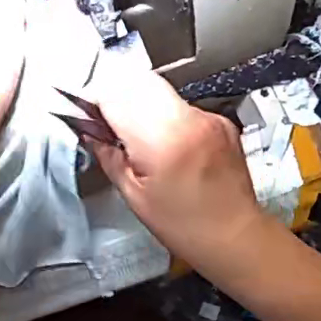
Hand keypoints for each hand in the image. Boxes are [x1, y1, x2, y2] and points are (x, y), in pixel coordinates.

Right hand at [87, 69, 278, 273]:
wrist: (234, 235)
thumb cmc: (185, 226)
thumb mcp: (134, 196)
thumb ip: (109, 157)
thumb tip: (91, 133)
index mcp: (162, 140)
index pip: (116, 97)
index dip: (96, 103)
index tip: (87, 115)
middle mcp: (188, 119)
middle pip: (139, 84)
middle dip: (117, 98)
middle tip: (107, 125)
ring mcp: (208, 118)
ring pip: (161, 92)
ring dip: (141, 106)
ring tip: (137, 140)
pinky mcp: (220, 121)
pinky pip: (182, 107)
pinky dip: (166, 117)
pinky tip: (166, 146)